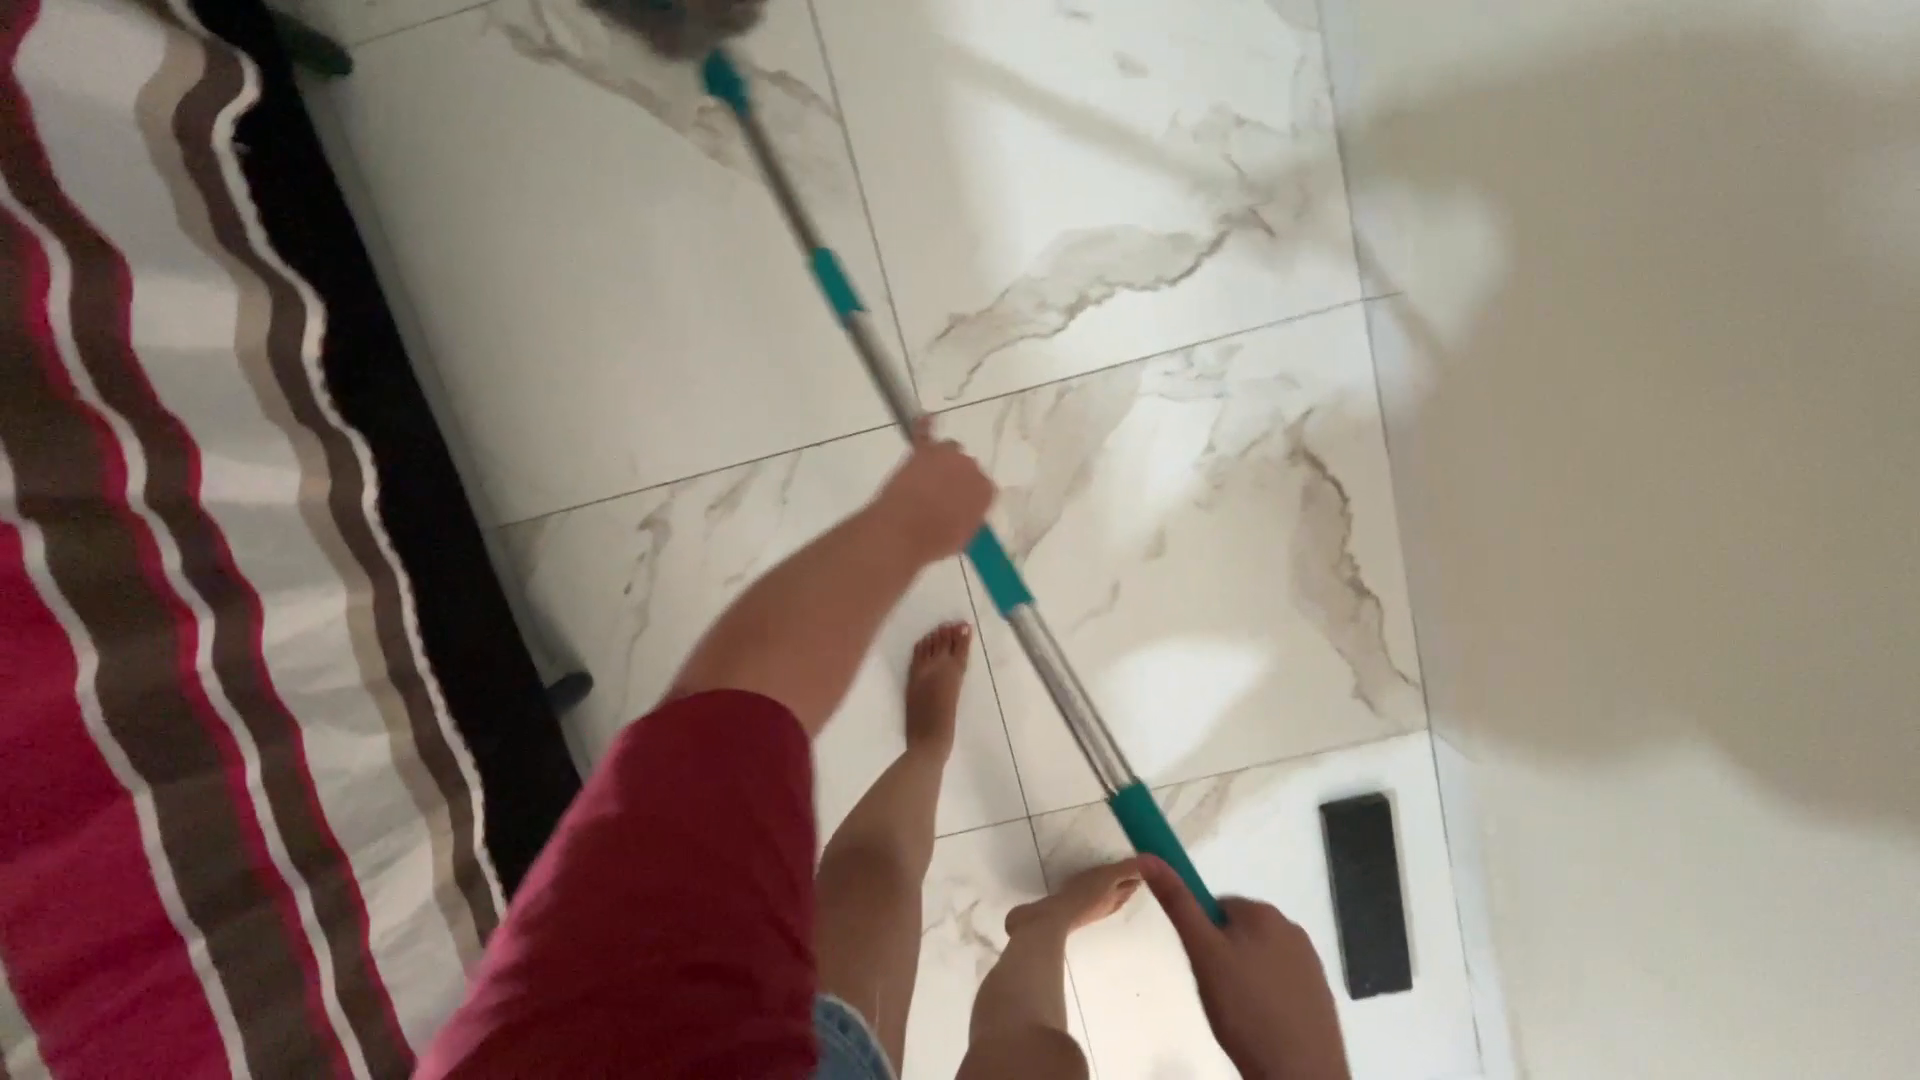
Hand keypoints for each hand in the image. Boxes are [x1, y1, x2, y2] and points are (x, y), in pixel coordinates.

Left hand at [869, 419, 994, 564]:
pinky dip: (924, 426)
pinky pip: (924, 431)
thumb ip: (968, 518)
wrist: (902, 531)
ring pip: (950, 450)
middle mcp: (972, 468)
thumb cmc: (934, 542)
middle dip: (956, 479)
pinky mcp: (921, 451)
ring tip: (929, 477)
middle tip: (940, 497)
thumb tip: (964, 511)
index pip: (984, 489)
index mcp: (986, 492)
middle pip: (967, 468)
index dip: (969, 498)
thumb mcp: (962, 537)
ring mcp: (946, 456)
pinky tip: (925, 419)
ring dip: (943, 460)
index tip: (958, 507)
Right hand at [1141, 857, 1350, 1079]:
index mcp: (1263, 913)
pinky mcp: (1321, 996)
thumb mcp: (1202, 953)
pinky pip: (1281, 983)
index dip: (1203, 936)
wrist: (1300, 1077)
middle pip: (1239, 932)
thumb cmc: (1244, 1010)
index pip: (1217, 907)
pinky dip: (1267, 997)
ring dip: (1244, 977)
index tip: (1202, 967)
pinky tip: (1261, 1025)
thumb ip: (1177, 903)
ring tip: (1238, 1014)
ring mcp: (1310, 963)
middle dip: (1223, 956)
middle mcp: (1291, 929)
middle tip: (1216, 992)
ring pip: (1259, 958)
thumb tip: (1151, 857)